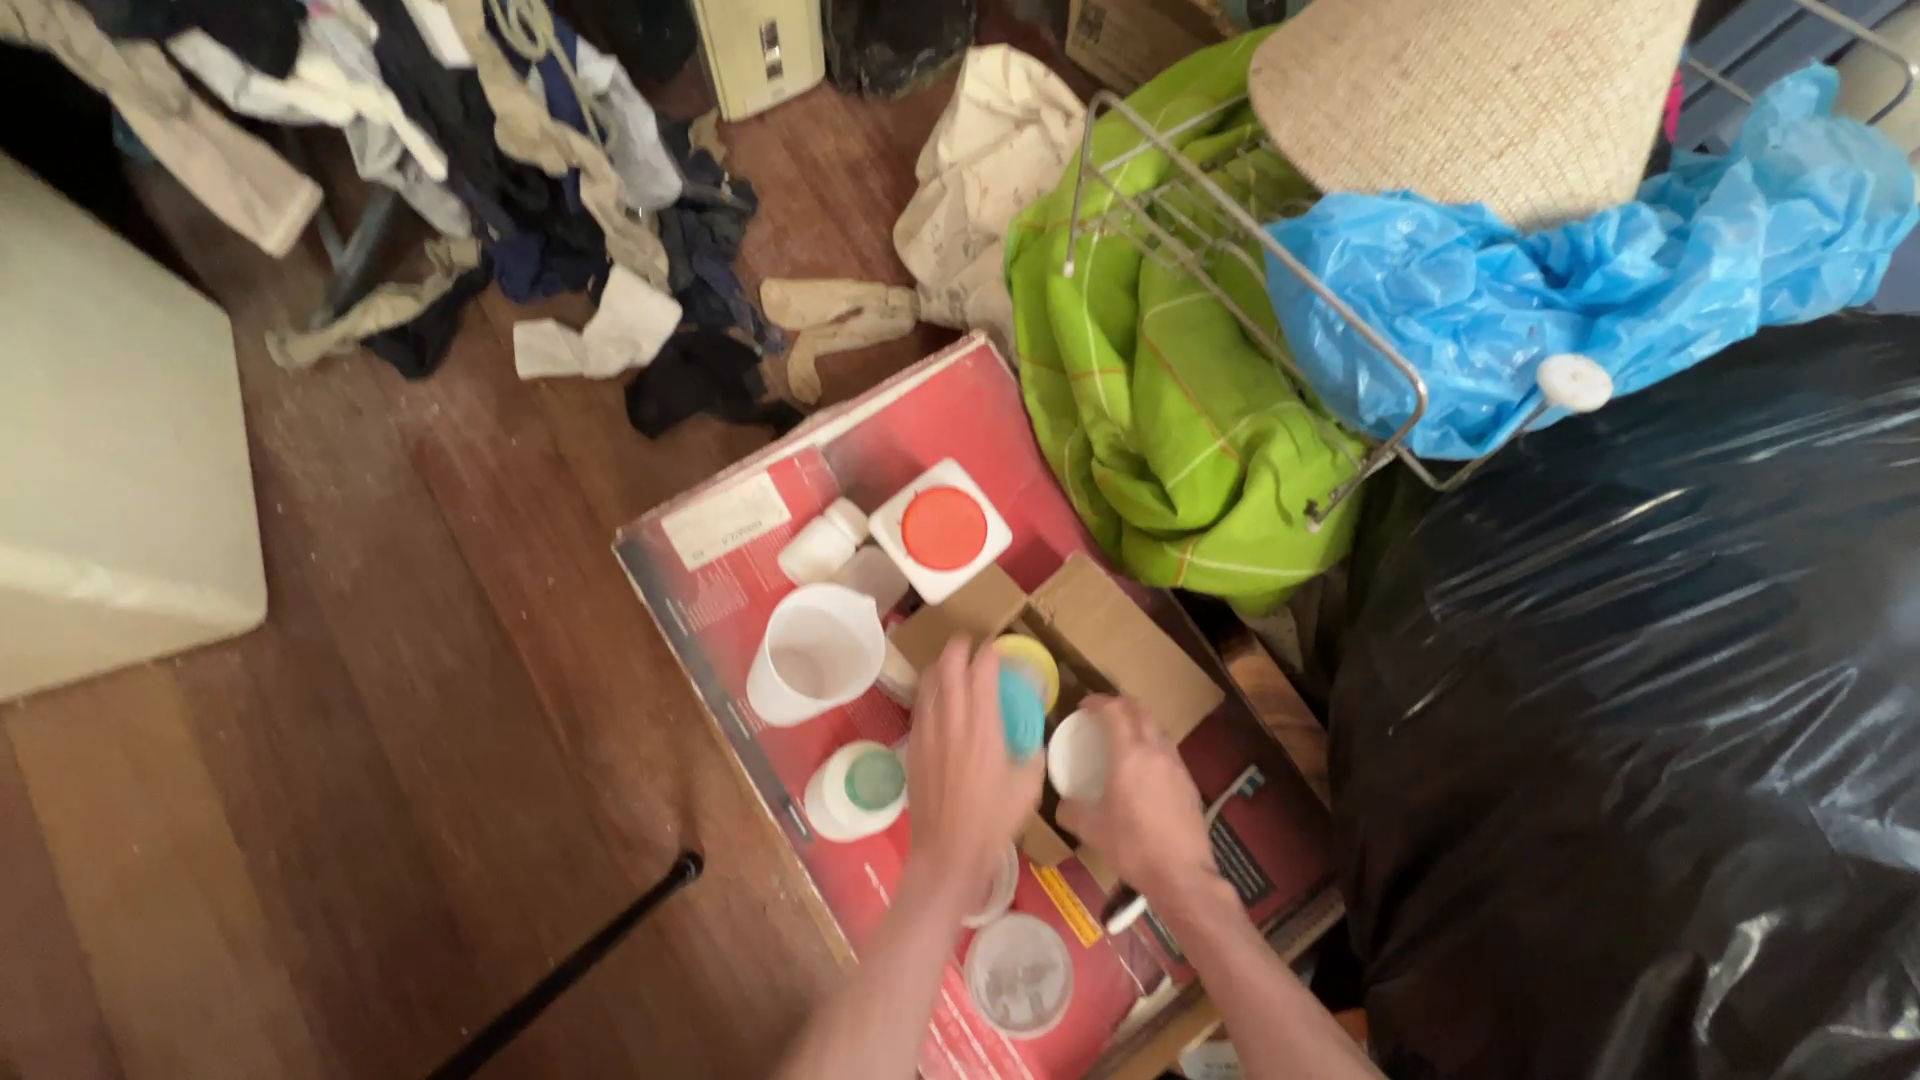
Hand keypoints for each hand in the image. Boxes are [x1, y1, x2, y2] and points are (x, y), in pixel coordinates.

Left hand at [906, 638, 1045, 885]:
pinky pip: (919, 706)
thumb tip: (1034, 740)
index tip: (995, 646)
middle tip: (967, 642)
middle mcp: (952, 721)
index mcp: (984, 726)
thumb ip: (1033, 754)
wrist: (949, 850)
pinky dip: (928, 692)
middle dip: (958, 648)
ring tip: (949, 664)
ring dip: (939, 667)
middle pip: (948, 667)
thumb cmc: (994, 819)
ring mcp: (928, 732)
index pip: (982, 673)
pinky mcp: (913, 746)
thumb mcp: (1028, 785)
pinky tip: (935, 697)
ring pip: (928, 683)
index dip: (988, 652)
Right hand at [1057, 696, 1217, 904]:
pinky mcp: (1189, 783)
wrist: (1182, 874)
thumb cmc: (1132, 846)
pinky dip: (1153, 745)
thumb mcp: (1091, 829)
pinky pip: (1168, 750)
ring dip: (1140, 723)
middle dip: (1120, 703)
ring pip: (1158, 728)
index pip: (1115, 710)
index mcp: (1129, 755)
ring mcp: (1177, 766)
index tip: (1084, 706)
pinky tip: (1145, 768)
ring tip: (1124, 737)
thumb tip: (1063, 804)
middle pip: (1141, 710)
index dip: (1098, 702)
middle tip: (1103, 713)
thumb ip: (1071, 811)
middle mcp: (1156, 751)